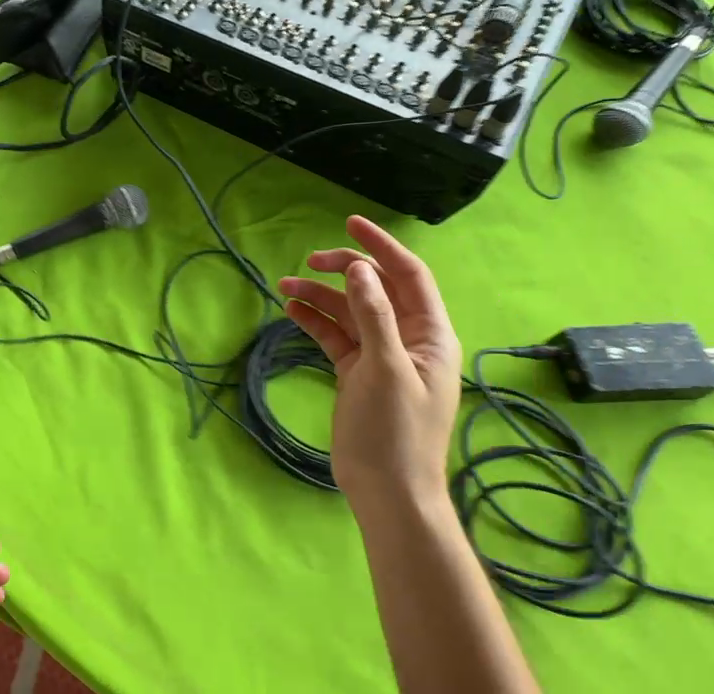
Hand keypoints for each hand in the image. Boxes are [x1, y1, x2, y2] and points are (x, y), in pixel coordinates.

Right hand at [278, 215, 460, 508]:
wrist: (387, 491)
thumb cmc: (396, 431)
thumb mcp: (386, 369)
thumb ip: (373, 316)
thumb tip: (360, 269)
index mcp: (429, 335)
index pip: (409, 276)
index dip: (381, 247)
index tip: (351, 222)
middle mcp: (407, 339)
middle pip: (375, 289)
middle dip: (344, 270)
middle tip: (309, 261)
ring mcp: (380, 356)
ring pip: (349, 311)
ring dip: (320, 296)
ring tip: (284, 286)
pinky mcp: (357, 373)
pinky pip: (336, 335)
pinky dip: (315, 320)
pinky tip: (292, 311)